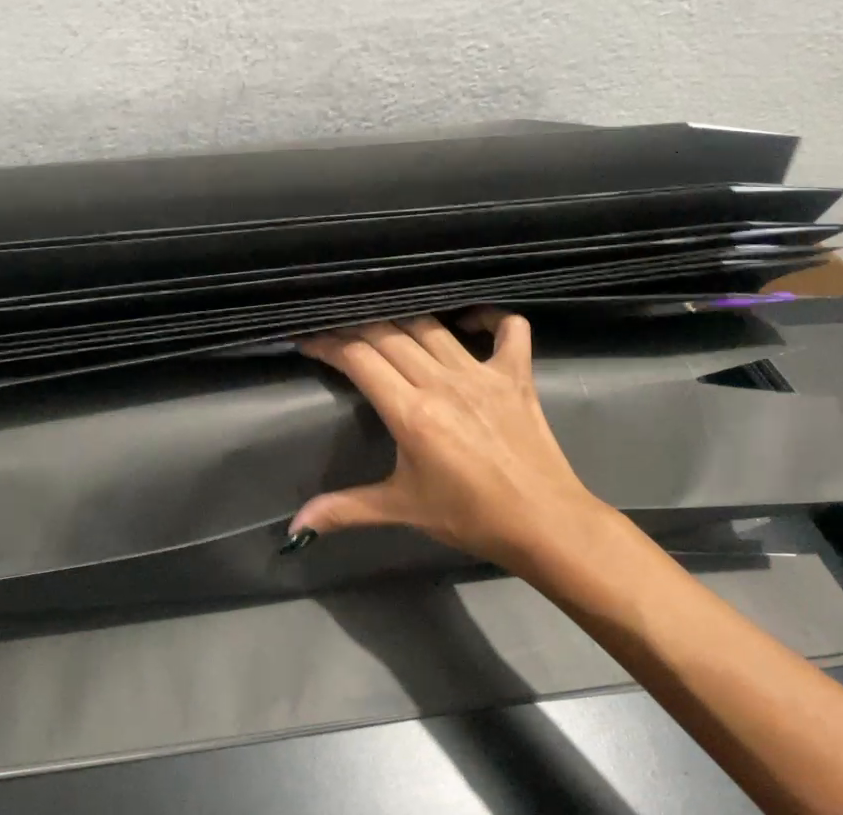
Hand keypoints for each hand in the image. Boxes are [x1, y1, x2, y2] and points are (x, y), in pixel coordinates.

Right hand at [293, 312, 608, 576]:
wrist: (546, 525)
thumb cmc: (469, 517)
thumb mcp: (402, 509)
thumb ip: (345, 509)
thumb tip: (297, 527)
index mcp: (411, 412)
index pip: (358, 358)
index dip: (327, 343)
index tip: (306, 339)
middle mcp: (443, 382)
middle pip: (388, 333)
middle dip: (354, 325)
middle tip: (334, 327)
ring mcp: (482, 373)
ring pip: (431, 326)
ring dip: (402, 317)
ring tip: (381, 319)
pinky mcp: (517, 374)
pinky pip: (505, 328)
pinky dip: (486, 316)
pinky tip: (466, 320)